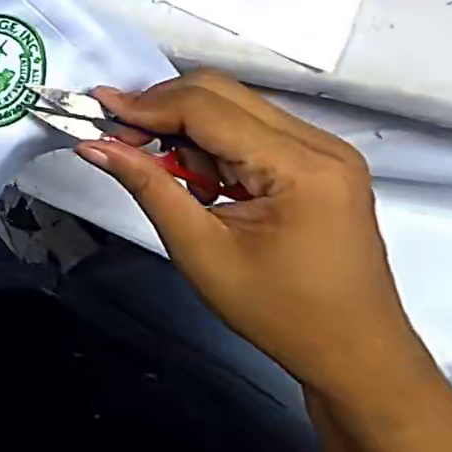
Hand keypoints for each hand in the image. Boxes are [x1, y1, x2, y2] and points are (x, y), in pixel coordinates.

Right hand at [73, 70, 437, 404]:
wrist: (358, 360)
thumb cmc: (280, 312)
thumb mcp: (199, 250)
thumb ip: (146, 185)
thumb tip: (94, 143)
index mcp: (301, 168)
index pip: (205, 107)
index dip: (146, 104)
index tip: (99, 111)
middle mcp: (320, 144)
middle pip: (218, 92)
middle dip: (161, 108)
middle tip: (123, 138)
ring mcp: (324, 148)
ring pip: (229, 102)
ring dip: (184, 125)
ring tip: (170, 172)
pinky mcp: (318, 158)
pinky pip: (247, 123)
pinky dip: (210, 138)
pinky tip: (202, 178)